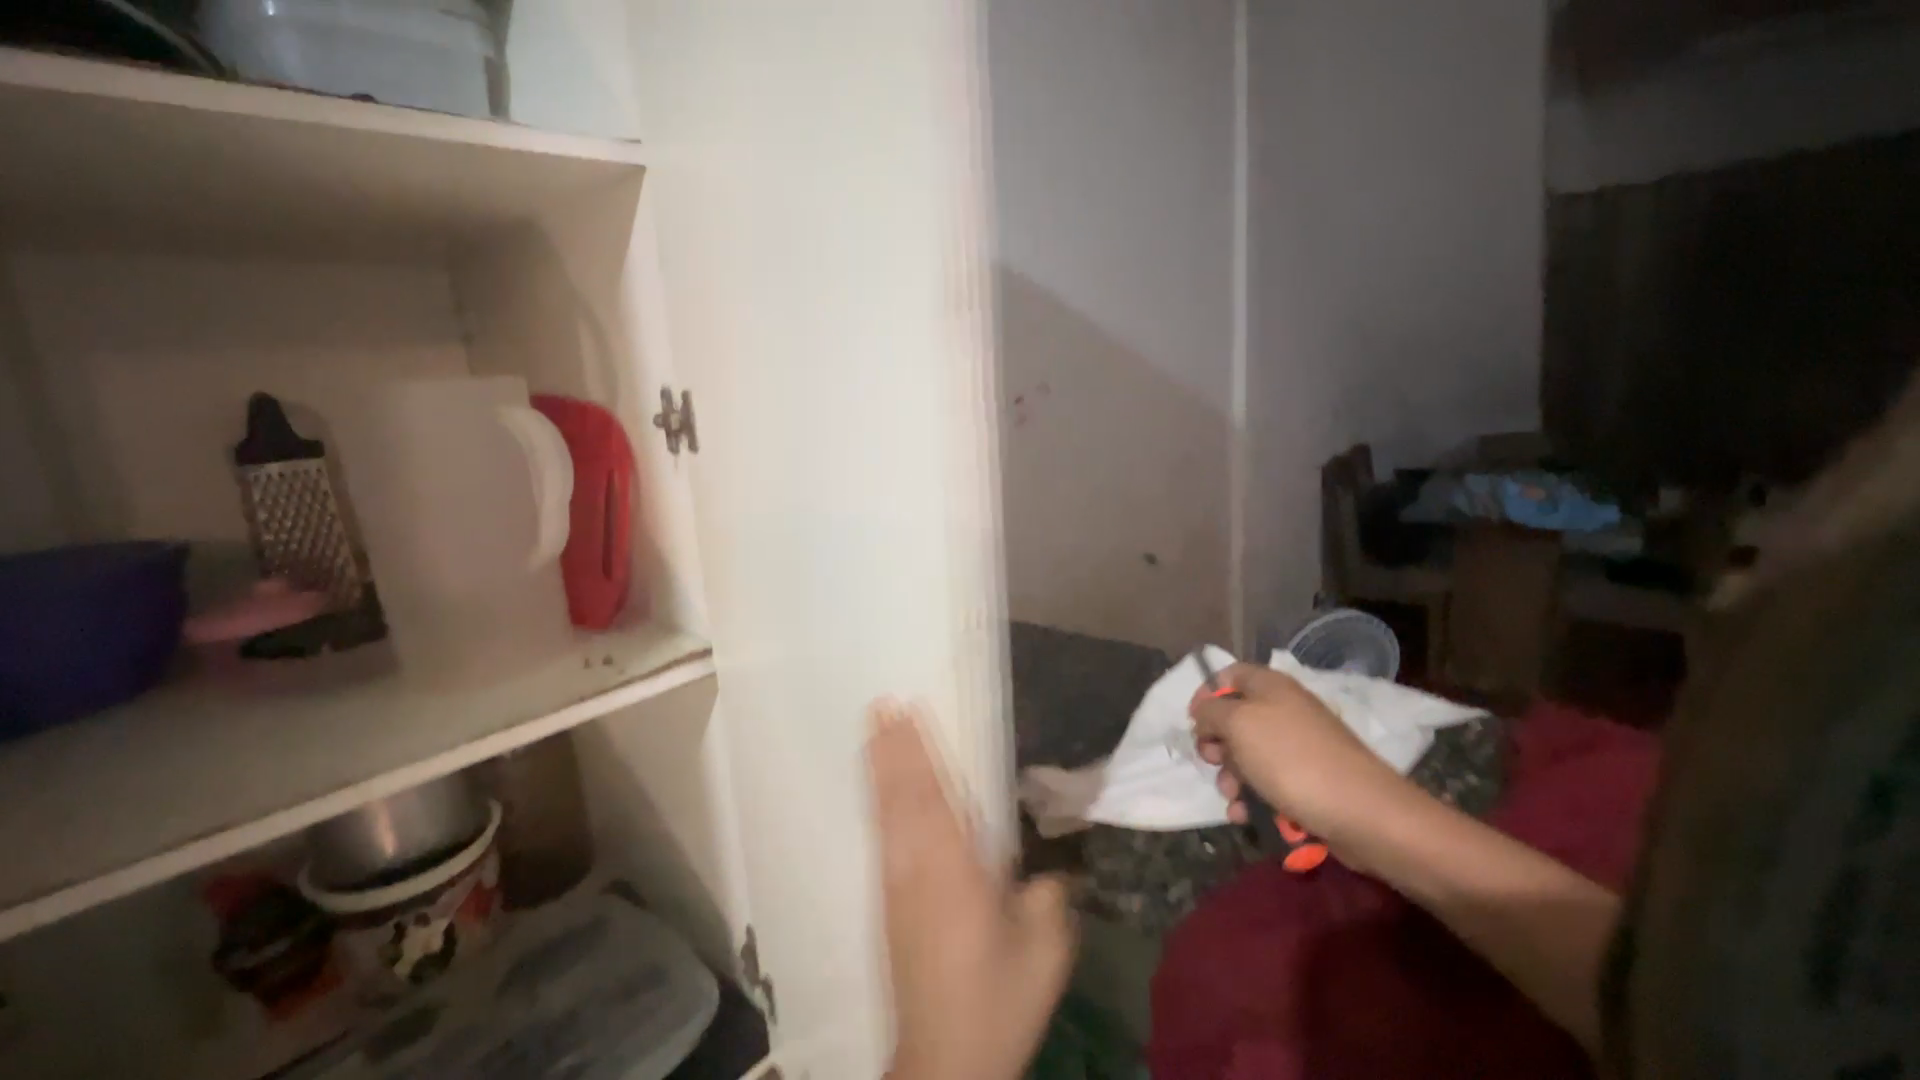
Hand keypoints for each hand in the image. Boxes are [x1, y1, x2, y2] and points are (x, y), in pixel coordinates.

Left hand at [868, 700, 1074, 1079]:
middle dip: (892, 749)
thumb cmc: (998, 1001)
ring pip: (885, 816)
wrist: (943, 1058)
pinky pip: (883, 840)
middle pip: (900, 797)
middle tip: (880, 706)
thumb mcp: (1045, 949)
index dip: (917, 751)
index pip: (933, 795)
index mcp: (954, 871)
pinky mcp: (887, 908)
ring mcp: (895, 888)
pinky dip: (880, 807)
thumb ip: (1045, 896)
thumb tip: (1043, 870)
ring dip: (880, 771)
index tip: (905, 711)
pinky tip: (883, 799)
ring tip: (875, 735)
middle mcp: (916, 869)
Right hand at [1187, 662, 1407, 848]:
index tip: (1193, 722)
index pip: (1230, 674)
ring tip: (1232, 798)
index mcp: (1271, 686)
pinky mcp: (1309, 780)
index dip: (1206, 693)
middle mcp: (1286, 710)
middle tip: (1211, 761)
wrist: (1359, 811)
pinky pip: (1269, 783)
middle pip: (1236, 718)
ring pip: (1249, 755)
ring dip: (1231, 777)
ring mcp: (1300, 747)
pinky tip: (1245, 815)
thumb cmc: (1291, 759)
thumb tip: (1204, 714)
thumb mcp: (1238, 724)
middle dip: (1216, 744)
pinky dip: (1252, 798)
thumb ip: (1211, 711)